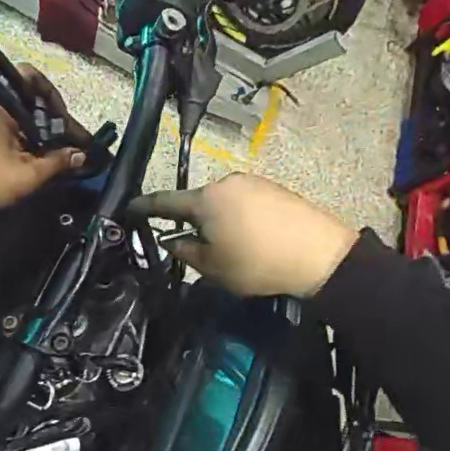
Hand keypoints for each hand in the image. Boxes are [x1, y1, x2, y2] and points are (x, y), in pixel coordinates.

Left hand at [0, 66, 86, 210]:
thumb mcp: (27, 173)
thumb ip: (57, 161)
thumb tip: (80, 155)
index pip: (33, 80)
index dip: (56, 100)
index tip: (66, 124)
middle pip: (28, 100)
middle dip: (51, 120)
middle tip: (68, 140)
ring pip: (18, 114)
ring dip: (38, 130)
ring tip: (57, 150)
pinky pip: (6, 124)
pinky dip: (23, 135)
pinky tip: (37, 153)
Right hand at [130, 173, 357, 297]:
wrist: (319, 254)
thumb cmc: (257, 263)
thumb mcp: (214, 268)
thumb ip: (186, 252)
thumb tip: (174, 241)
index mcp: (205, 199)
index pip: (165, 200)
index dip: (145, 206)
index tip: (130, 207)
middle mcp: (226, 183)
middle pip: (197, 201)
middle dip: (192, 220)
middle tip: (196, 246)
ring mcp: (252, 182)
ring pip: (222, 202)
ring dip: (219, 220)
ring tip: (231, 247)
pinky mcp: (273, 188)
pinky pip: (245, 202)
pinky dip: (240, 218)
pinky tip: (253, 239)